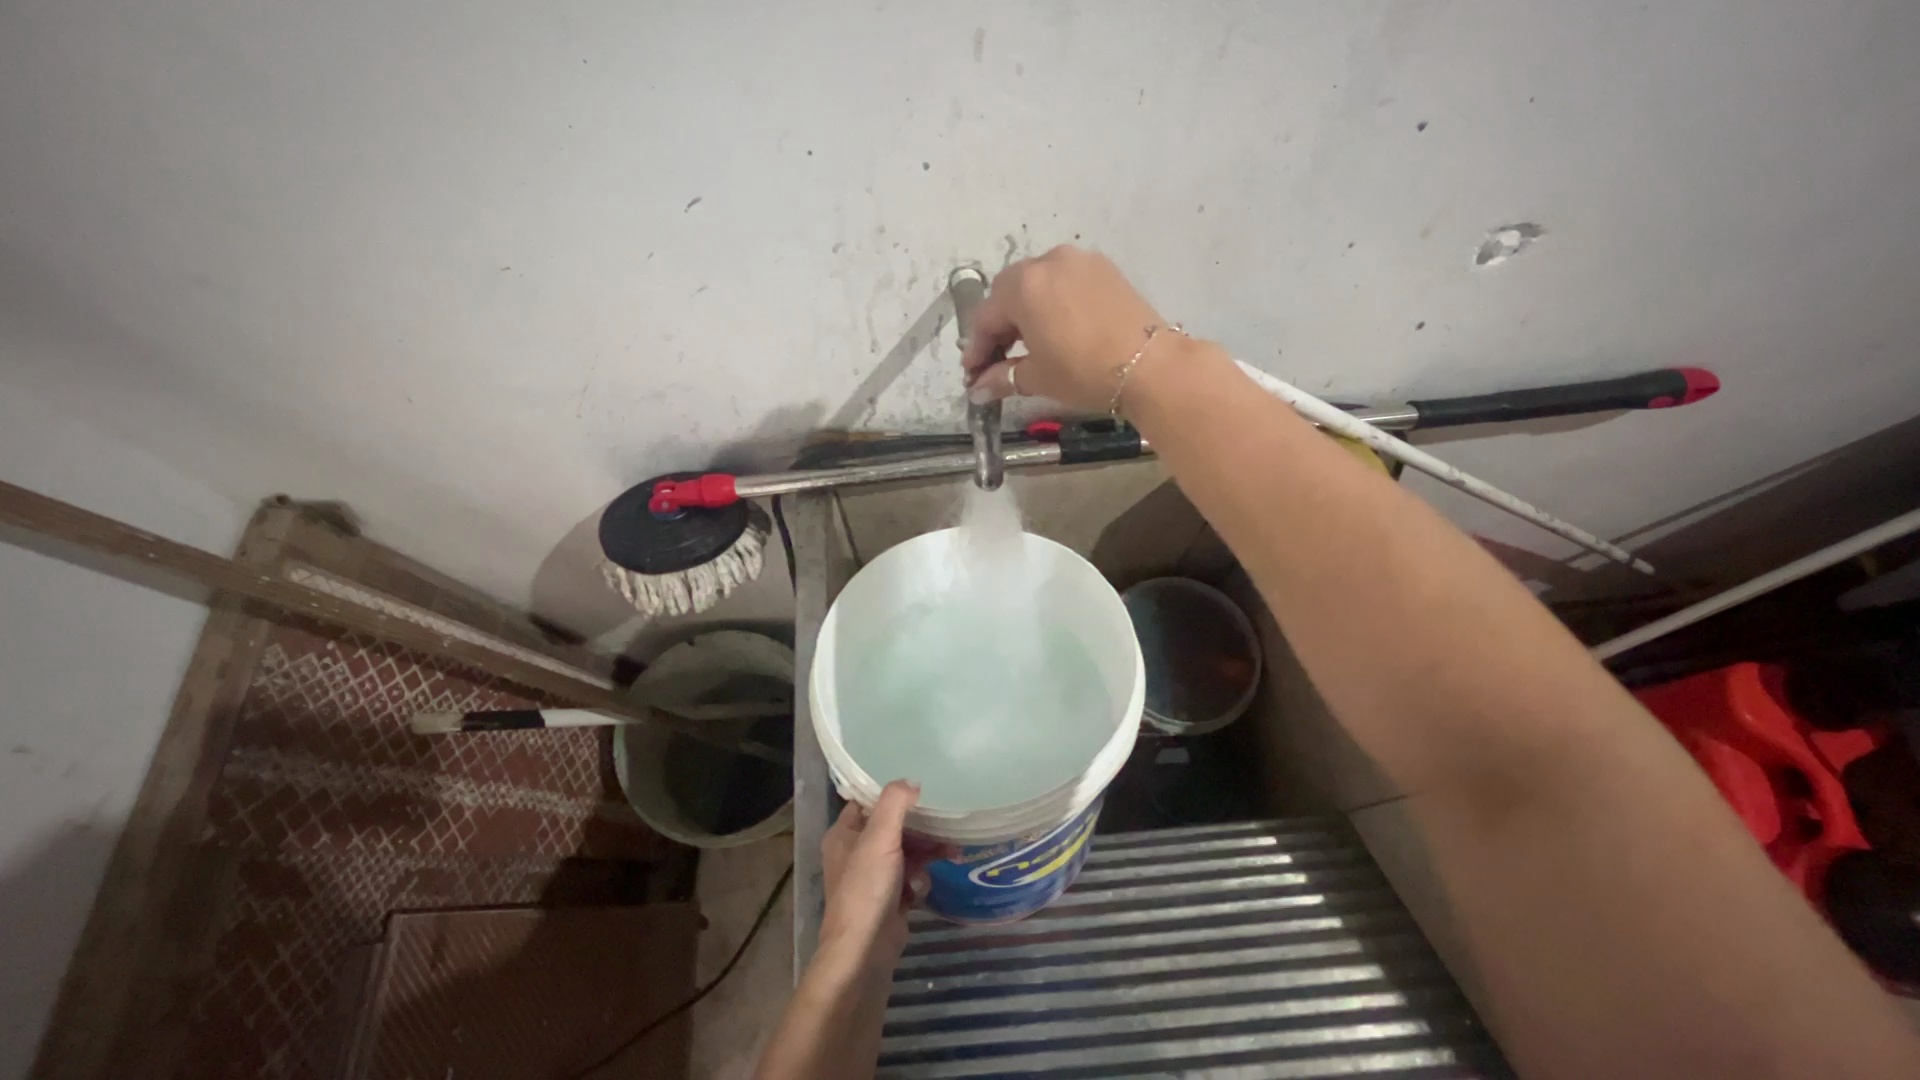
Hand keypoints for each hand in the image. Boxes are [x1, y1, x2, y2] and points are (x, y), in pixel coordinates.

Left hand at [818, 780, 952, 961]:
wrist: (864, 951)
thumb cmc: (866, 888)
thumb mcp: (879, 837)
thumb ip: (895, 803)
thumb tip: (912, 781)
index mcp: (844, 834)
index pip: (868, 802)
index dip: (892, 794)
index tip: (921, 787)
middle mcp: (856, 852)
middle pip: (894, 827)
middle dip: (921, 829)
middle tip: (946, 825)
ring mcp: (873, 877)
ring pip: (907, 852)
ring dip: (925, 855)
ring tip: (949, 855)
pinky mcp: (890, 898)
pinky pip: (911, 877)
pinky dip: (919, 880)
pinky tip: (920, 890)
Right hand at [961, 245, 1172, 413]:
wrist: (1150, 366)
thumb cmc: (1084, 371)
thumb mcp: (1037, 377)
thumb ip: (1002, 377)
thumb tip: (977, 389)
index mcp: (1023, 286)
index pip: (986, 317)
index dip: (976, 348)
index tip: (973, 374)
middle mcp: (1048, 262)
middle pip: (1010, 293)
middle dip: (1000, 326)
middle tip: (999, 360)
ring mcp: (1079, 261)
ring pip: (1039, 284)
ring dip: (1027, 312)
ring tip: (1029, 344)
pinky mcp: (1105, 269)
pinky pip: (1066, 282)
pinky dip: (1054, 303)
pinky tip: (1058, 328)